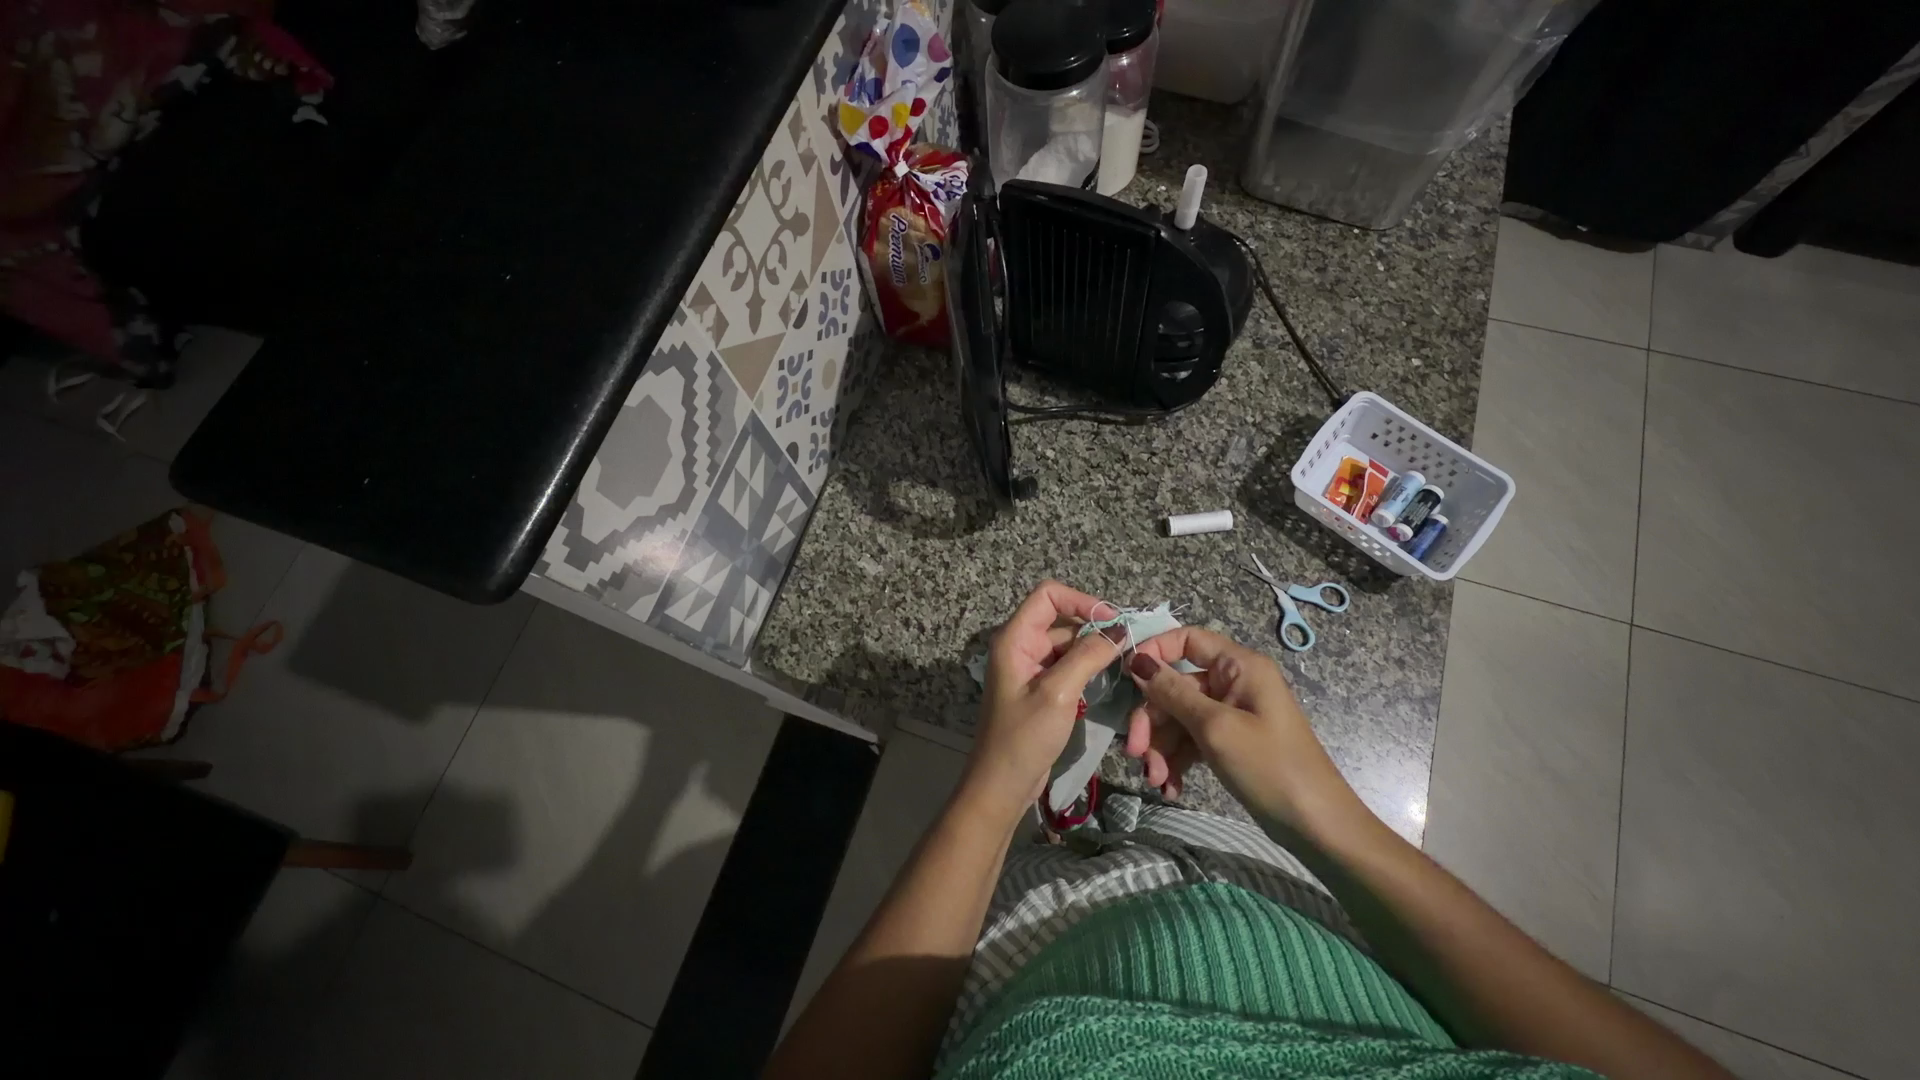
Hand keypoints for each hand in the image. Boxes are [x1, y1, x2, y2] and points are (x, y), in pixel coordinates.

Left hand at [963, 581, 1127, 824]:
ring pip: (1068, 643)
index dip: (1082, 601)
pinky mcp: (1040, 688)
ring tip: (1125, 662)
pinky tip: (1109, 679)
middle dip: (1094, 627)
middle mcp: (1020, 646)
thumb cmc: (1024, 737)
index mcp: (1014, 638)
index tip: (1114, 622)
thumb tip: (1120, 630)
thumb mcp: (1059, 692)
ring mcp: (1030, 668)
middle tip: (1129, 644)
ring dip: (1094, 649)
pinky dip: (1088, 668)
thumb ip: (1088, 656)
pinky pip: (1067, 665)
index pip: (1049, 595)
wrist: (1002, 785)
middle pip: (1061, 618)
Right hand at [1123, 625, 1357, 830]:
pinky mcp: (1229, 743)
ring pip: (1179, 717)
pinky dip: (1177, 761)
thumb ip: (1172, 692)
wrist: (1317, 825)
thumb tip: (1137, 660)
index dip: (1154, 652)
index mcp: (1239, 666)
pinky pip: (1192, 740)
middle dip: (1152, 719)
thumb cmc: (1270, 767)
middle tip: (1134, 752)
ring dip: (1161, 747)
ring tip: (1155, 780)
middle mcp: (1234, 683)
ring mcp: (1232, 714)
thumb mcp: (1215, 728)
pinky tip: (1170, 787)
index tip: (1125, 679)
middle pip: (1176, 686)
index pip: (1187, 639)